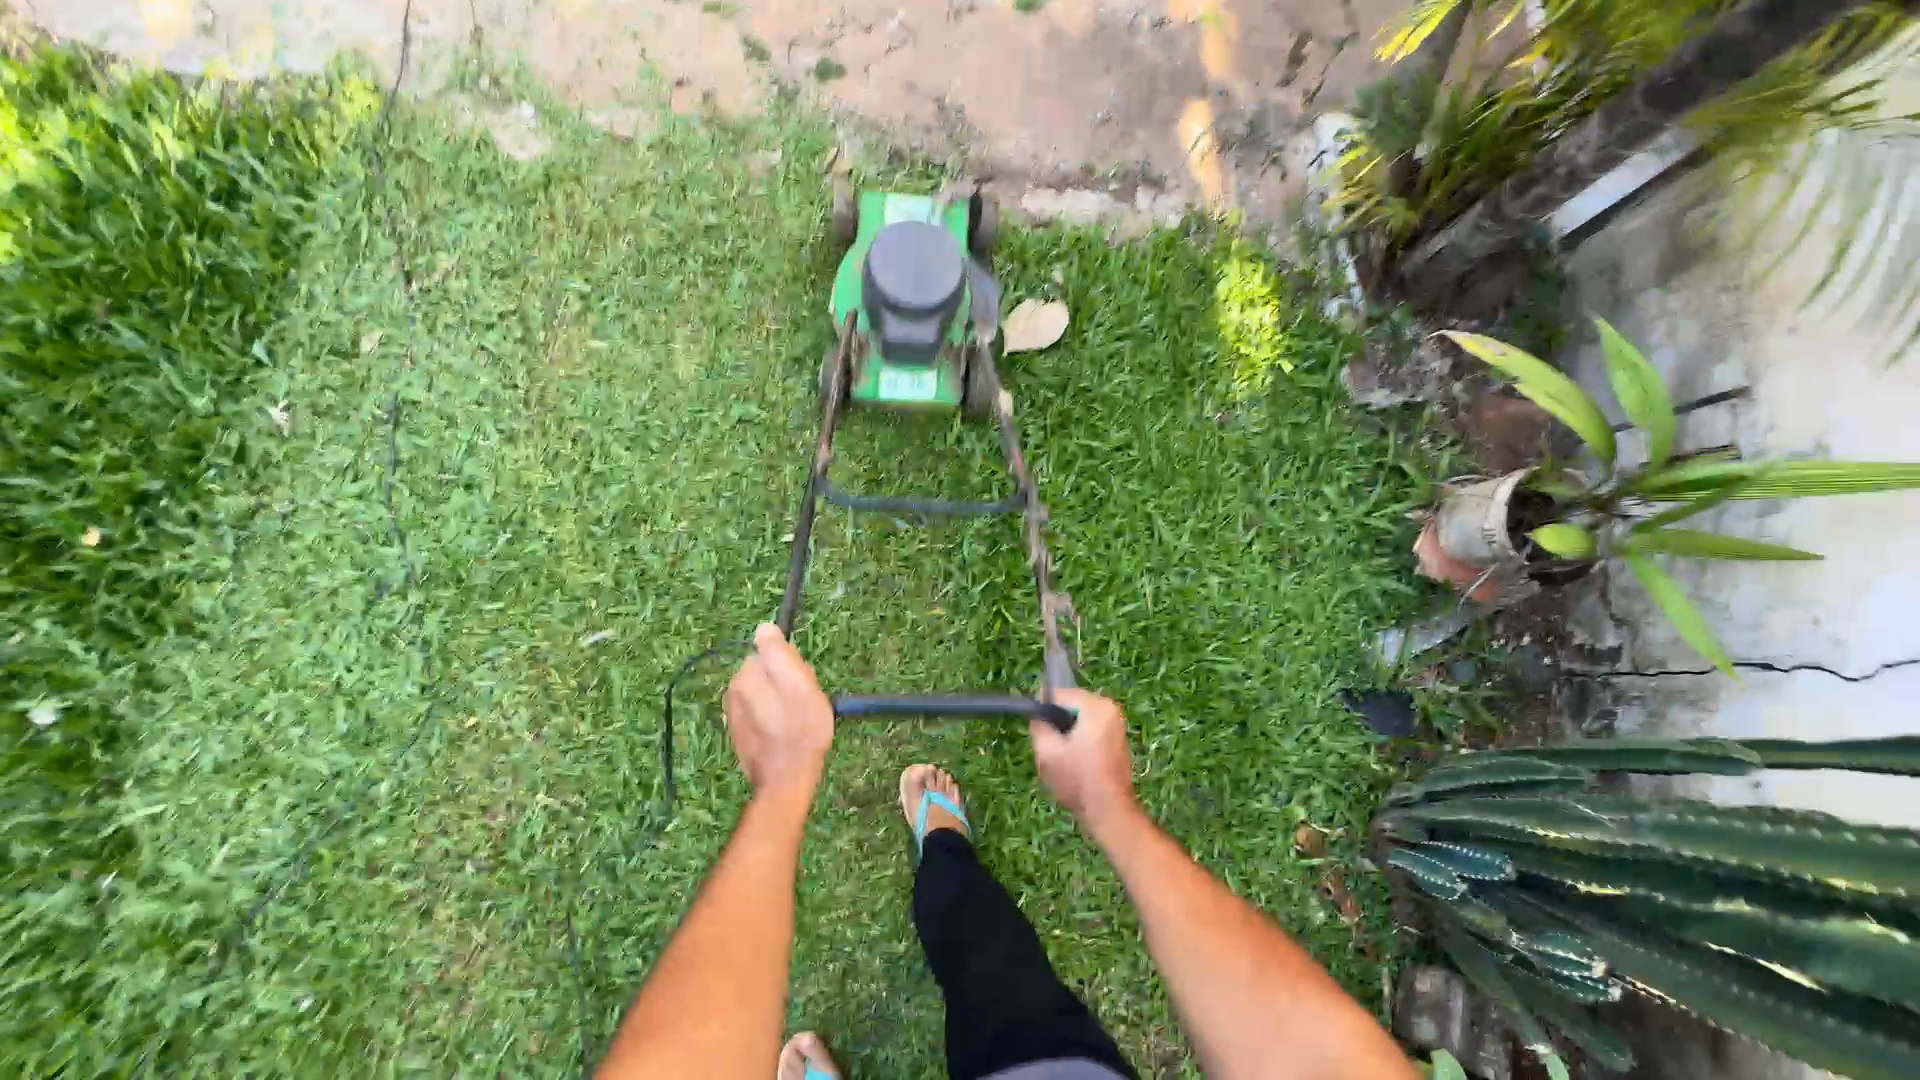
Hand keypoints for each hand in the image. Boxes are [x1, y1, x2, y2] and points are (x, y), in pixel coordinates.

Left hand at [723, 624, 833, 798]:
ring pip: (763, 693)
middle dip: (785, 682)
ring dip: (780, 700)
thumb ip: (778, 653)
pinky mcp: (738, 735)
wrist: (786, 780)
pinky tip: (784, 733)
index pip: (769, 652)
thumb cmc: (801, 729)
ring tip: (797, 720)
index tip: (803, 683)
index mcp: (745, 675)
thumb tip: (763, 628)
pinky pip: (759, 713)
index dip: (791, 665)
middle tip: (804, 703)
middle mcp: (732, 692)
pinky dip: (772, 718)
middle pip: (764, 672)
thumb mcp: (799, 684)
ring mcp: (732, 715)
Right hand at [1030, 689, 1137, 830]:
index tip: (1037, 730)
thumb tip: (1039, 715)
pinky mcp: (1117, 741)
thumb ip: (1038, 724)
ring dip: (1067, 735)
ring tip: (1061, 759)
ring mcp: (1117, 726)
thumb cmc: (1077, 778)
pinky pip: (1090, 732)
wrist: (1109, 810)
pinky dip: (1079, 743)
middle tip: (1049, 748)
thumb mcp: (1047, 750)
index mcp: (1096, 706)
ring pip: (1079, 721)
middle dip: (1057, 724)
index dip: (1043, 710)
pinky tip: (1074, 765)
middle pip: (1071, 707)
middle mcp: (1111, 710)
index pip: (1060, 694)